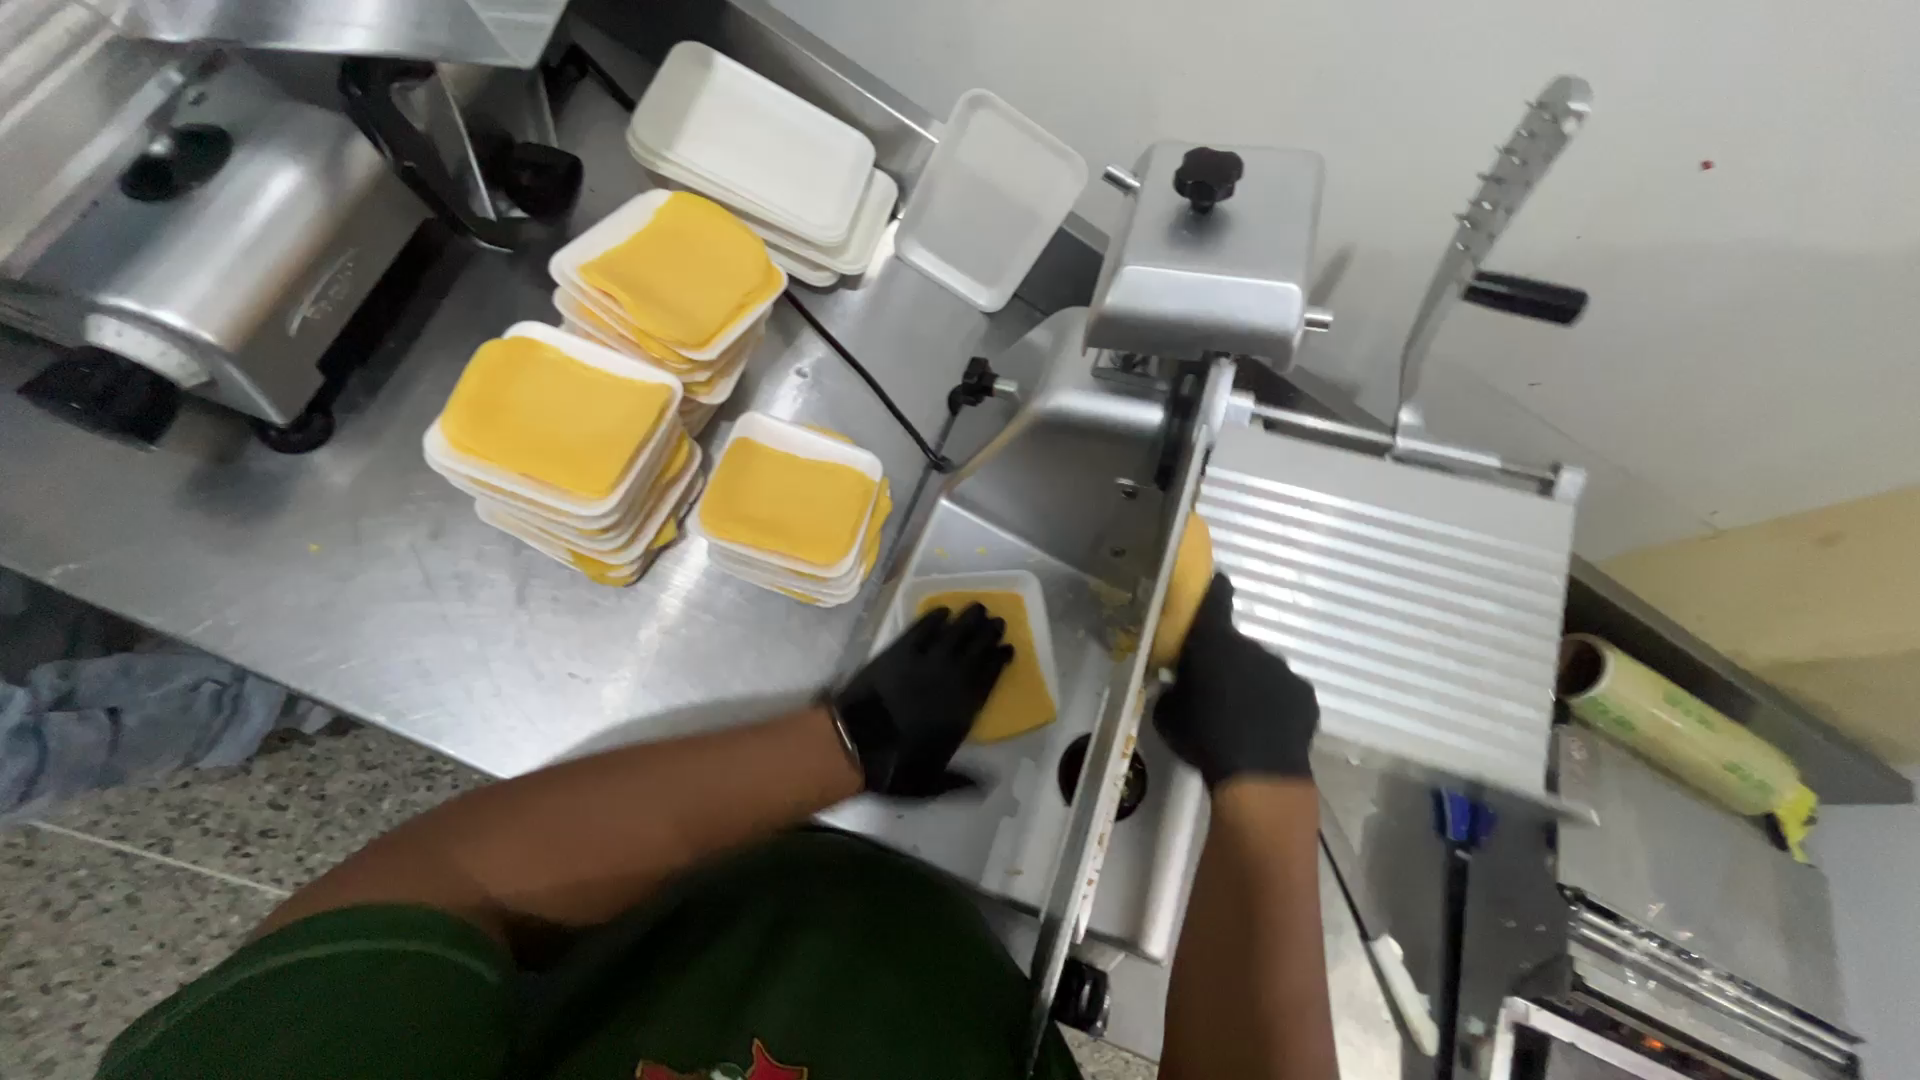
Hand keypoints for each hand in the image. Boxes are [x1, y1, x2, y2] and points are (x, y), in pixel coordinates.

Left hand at [831, 603, 1012, 796]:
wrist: (858, 742)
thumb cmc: (896, 765)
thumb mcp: (934, 781)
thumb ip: (962, 780)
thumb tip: (988, 784)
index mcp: (964, 707)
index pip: (990, 676)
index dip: (1001, 660)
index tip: (1008, 649)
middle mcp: (952, 679)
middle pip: (978, 648)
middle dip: (990, 633)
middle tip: (998, 621)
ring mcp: (927, 661)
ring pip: (956, 632)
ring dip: (968, 618)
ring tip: (977, 607)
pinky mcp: (900, 650)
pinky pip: (923, 628)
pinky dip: (934, 617)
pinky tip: (942, 610)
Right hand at [1154, 575, 1317, 786]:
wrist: (1258, 776)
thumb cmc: (1202, 738)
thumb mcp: (1167, 714)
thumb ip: (1171, 690)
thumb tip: (1175, 686)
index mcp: (1214, 643)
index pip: (1216, 598)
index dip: (1214, 590)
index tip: (1215, 583)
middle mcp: (1252, 647)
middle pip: (1235, 644)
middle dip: (1224, 660)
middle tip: (1213, 688)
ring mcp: (1283, 670)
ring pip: (1260, 669)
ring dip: (1249, 683)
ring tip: (1239, 714)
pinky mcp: (1305, 695)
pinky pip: (1283, 692)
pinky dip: (1272, 703)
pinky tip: (1263, 728)